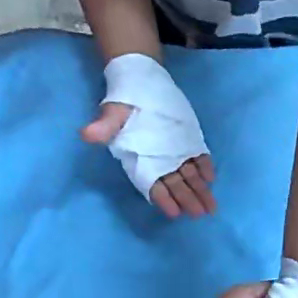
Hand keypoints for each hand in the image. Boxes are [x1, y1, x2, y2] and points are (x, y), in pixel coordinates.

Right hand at [83, 102, 217, 217]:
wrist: (138, 83)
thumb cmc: (122, 104)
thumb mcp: (111, 114)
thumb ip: (103, 127)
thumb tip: (86, 134)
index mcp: (141, 161)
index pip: (153, 185)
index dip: (163, 199)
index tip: (174, 212)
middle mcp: (160, 161)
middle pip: (176, 185)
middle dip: (187, 199)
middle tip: (199, 214)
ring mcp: (176, 152)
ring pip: (189, 176)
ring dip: (200, 190)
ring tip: (210, 208)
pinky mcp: (188, 140)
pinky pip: (198, 157)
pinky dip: (205, 166)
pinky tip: (211, 177)